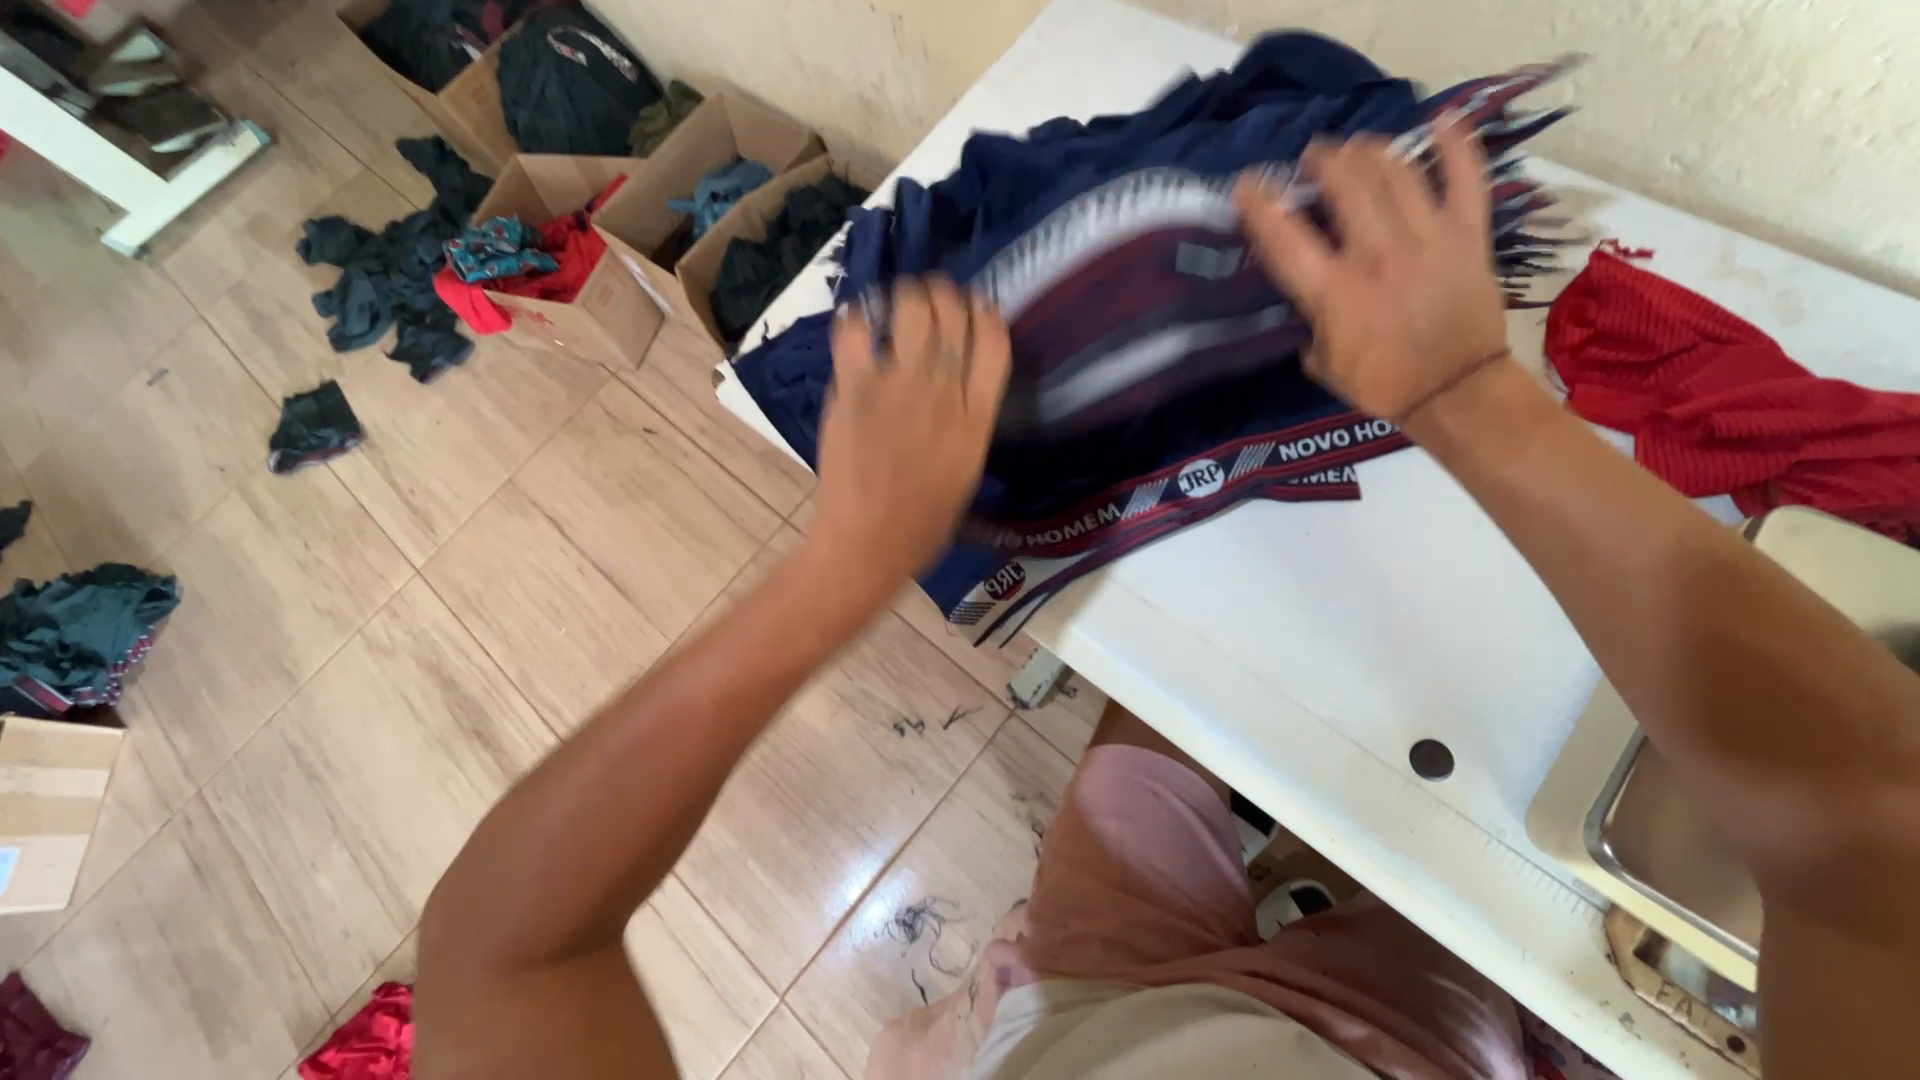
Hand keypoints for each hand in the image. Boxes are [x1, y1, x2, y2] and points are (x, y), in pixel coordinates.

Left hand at [808, 276, 1012, 589]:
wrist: (867, 544)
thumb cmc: (922, 523)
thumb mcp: (966, 471)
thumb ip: (967, 422)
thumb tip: (959, 388)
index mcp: (976, 417)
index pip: (994, 340)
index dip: (985, 313)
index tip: (974, 310)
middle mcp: (943, 390)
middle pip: (953, 312)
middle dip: (943, 295)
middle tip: (930, 299)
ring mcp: (896, 385)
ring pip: (910, 308)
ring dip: (906, 296)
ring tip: (897, 303)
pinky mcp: (854, 387)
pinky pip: (857, 330)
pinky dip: (859, 319)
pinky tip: (860, 325)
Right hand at [1233, 119, 1510, 422]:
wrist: (1454, 391)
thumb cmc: (1381, 383)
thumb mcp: (1322, 360)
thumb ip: (1311, 318)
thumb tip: (1309, 290)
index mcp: (1334, 291)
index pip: (1285, 236)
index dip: (1260, 204)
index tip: (1247, 184)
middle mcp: (1377, 253)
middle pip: (1345, 181)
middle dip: (1323, 159)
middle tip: (1314, 158)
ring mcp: (1427, 237)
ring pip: (1395, 170)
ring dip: (1370, 149)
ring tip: (1358, 147)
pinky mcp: (1468, 234)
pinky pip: (1466, 175)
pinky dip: (1455, 144)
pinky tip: (1441, 122)